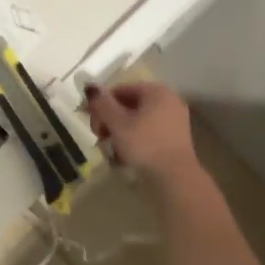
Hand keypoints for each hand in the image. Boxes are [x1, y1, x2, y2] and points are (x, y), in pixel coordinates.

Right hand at [84, 82, 201, 184]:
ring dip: (120, 134)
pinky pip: (147, 133)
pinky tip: (125, 157)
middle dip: (110, 121)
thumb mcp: (117, 123)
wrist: (173, 176)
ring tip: (111, 151)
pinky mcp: (174, 139)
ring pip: (137, 121)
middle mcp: (168, 101)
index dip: (101, 104)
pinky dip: (134, 141)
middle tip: (100, 137)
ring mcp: (173, 121)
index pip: (121, 90)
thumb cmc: (144, 145)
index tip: (91, 122)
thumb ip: (102, 104)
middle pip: (129, 105)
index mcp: (156, 92)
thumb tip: (90, 87)